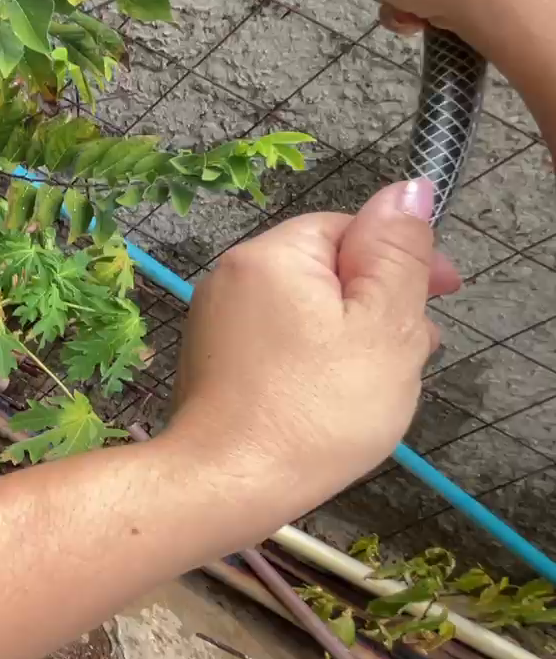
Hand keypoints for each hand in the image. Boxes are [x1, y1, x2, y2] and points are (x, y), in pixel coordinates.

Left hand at [168, 180, 460, 517]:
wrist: (233, 470)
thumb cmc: (317, 401)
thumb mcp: (382, 321)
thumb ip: (395, 253)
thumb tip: (405, 189)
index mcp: (263, 256)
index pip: (342, 227)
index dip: (398, 256)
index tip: (442, 295)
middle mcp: (228, 277)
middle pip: (327, 269)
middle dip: (378, 304)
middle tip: (402, 353)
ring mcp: (216, 316)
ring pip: (310, 308)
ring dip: (356, 336)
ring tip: (369, 382)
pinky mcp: (216, 352)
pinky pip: (282, 336)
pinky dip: (317, 357)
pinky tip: (335, 395)